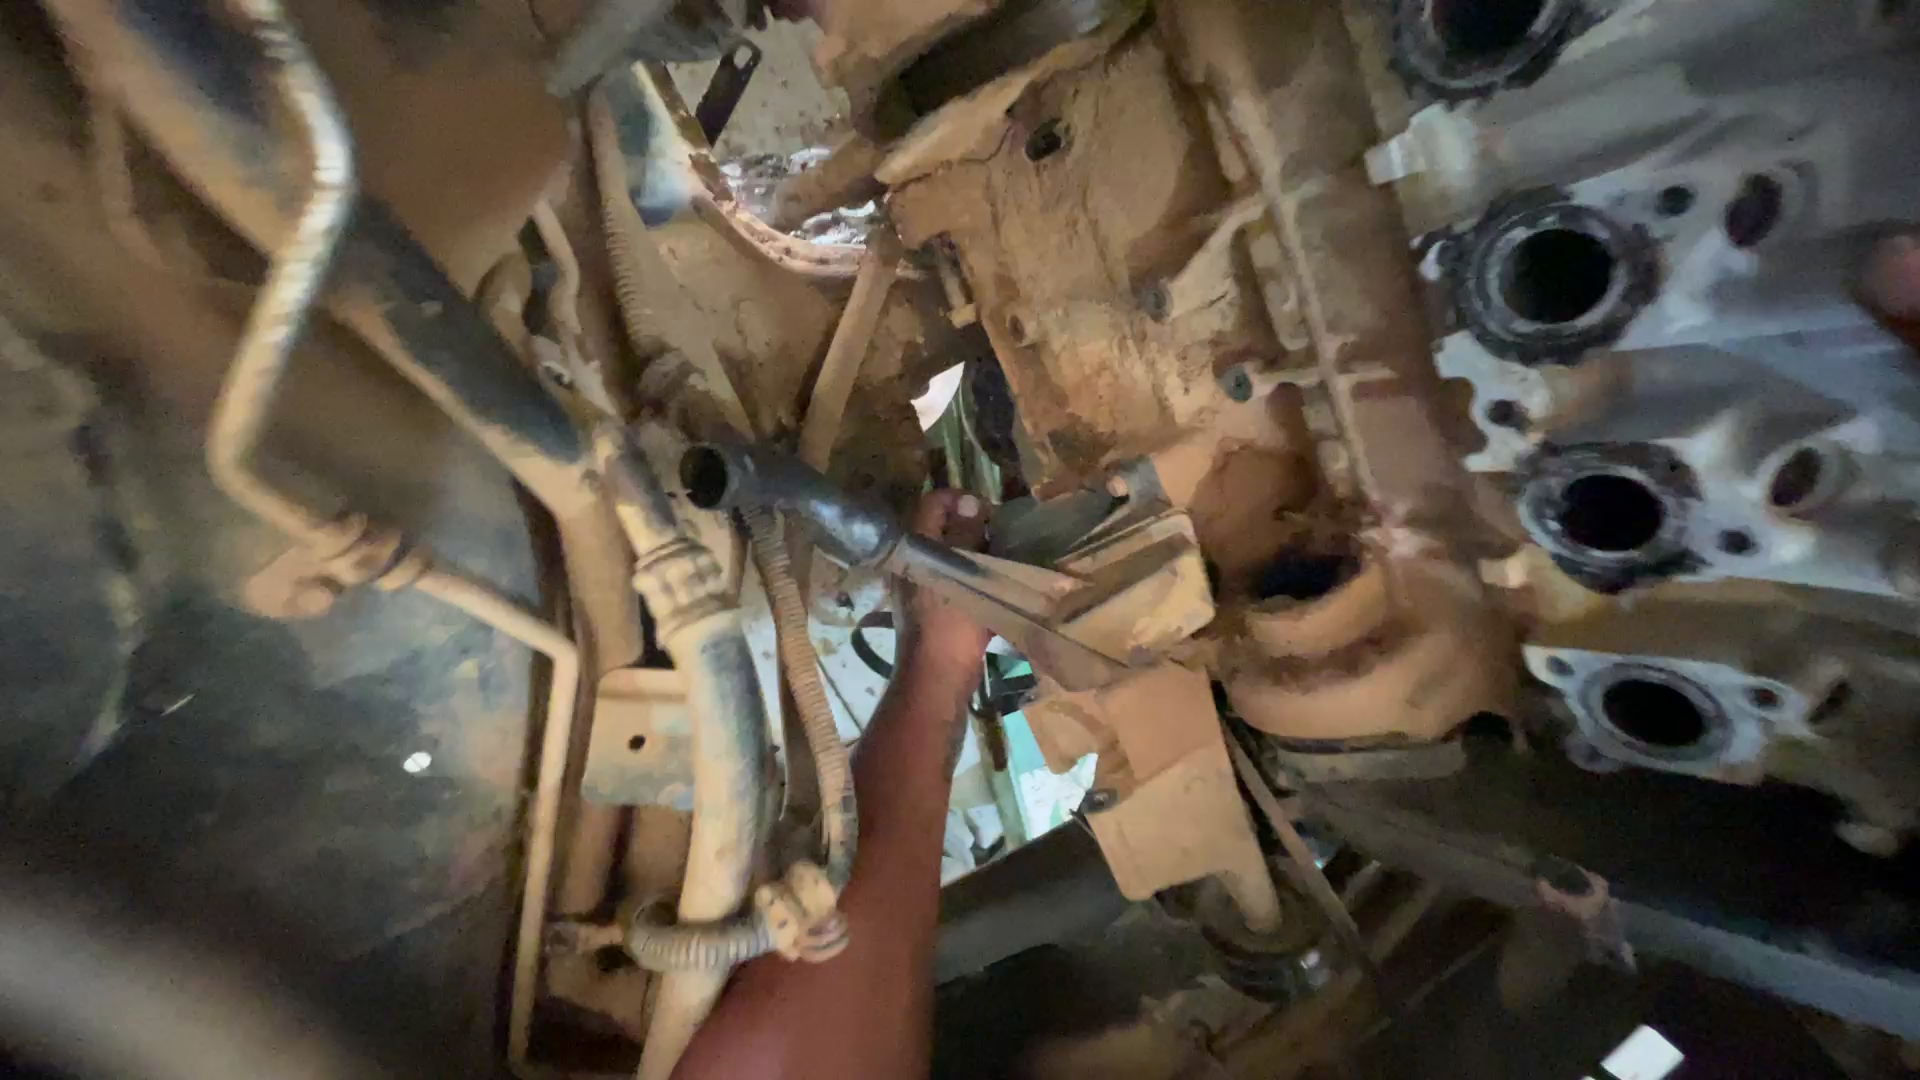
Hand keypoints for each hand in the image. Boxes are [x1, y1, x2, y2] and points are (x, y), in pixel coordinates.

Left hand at [894, 490, 992, 674]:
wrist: (937, 677)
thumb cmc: (951, 625)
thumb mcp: (965, 575)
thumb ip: (966, 538)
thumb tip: (970, 503)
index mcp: (914, 549)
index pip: (932, 503)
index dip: (960, 498)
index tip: (988, 511)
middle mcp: (910, 562)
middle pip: (939, 527)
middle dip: (970, 525)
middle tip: (999, 533)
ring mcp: (918, 585)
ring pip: (947, 553)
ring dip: (973, 550)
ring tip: (1000, 556)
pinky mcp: (930, 606)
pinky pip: (951, 576)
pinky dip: (970, 573)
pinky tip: (993, 582)